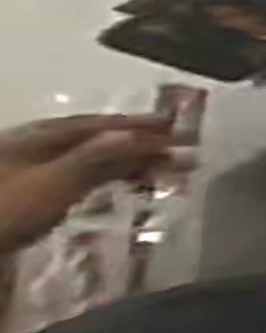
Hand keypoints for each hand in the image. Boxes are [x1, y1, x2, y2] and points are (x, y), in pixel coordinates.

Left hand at [0, 115, 175, 253]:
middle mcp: (30, 150)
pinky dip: (112, 179)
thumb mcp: (59, 179)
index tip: (178, 127)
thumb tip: (142, 134)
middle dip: (140, 145)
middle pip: (94, 141)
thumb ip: (101, 155)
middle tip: (181, 150)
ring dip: (131, 163)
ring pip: (91, 161)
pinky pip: (84, 179)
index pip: (94, 124)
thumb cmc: (8, 208)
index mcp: (32, 139)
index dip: (137, 124)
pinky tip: (128, 187)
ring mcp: (30, 175)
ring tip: (166, 170)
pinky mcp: (33, 197)